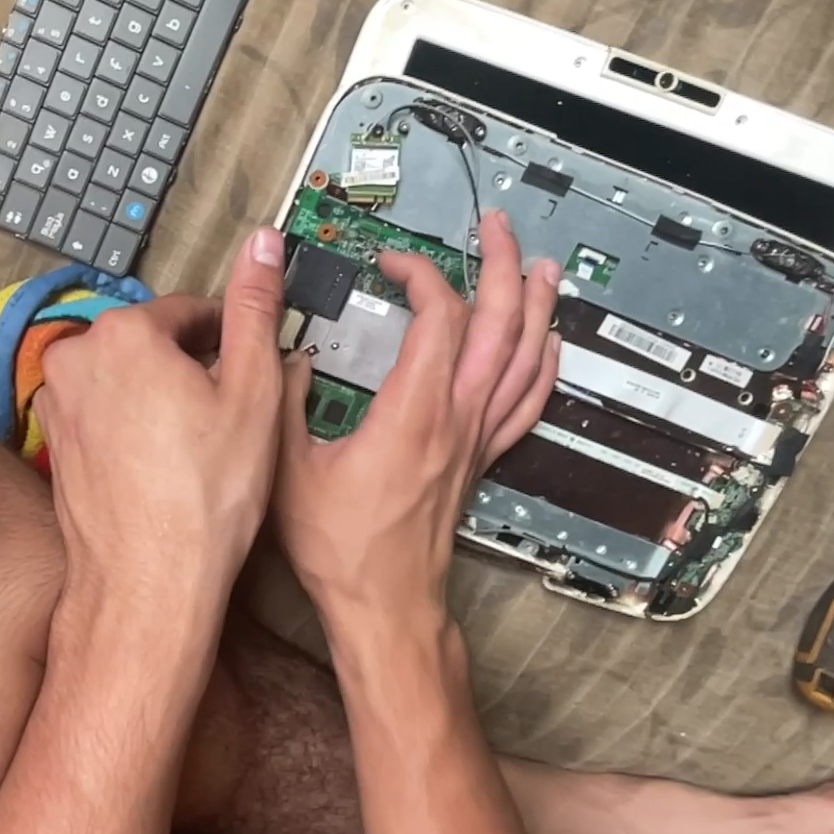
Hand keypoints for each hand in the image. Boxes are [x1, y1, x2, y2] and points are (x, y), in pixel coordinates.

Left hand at [35, 228, 289, 615]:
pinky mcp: (53, 440)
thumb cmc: (209, 491)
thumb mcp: (252, 389)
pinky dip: (132, 421)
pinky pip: (103, 409)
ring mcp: (58, 401)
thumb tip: (262, 243)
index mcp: (124, 331)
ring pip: (127, 375)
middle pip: (153, 341)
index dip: (228, 339)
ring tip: (195, 442)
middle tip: (226, 412)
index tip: (248, 367)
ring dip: (161, 393)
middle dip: (191, 365)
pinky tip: (160, 461)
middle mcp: (77, 356)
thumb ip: (254, 306)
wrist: (148, 584)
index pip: (190, 311)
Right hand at [274, 210, 560, 634]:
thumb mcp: (288, 468)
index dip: (421, 275)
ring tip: (540, 265)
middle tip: (497, 227)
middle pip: (499, 326)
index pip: (439, 319)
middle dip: (502, 267)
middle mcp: (456, 420)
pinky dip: (544, 366)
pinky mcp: (479, 462)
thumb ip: (285, 402)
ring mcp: (476, 441)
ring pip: (524, 359)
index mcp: (412, 413)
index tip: (391, 262)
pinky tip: (549, 345)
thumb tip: (291, 357)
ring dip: (534, 306)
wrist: (385, 606)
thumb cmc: (339, 547)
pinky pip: (528, 404)